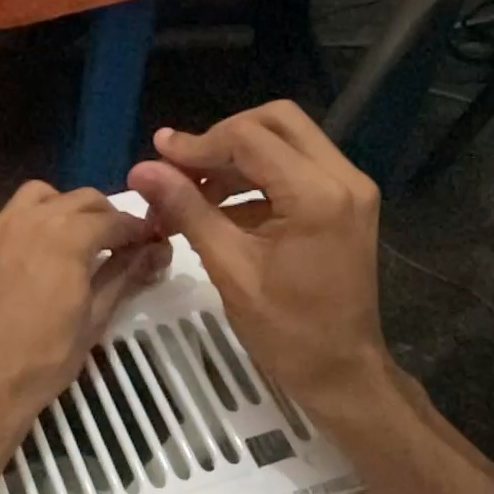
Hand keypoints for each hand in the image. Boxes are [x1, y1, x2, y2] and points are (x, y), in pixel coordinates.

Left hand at [0, 181, 169, 441]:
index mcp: (68, 236)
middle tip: (118, 246)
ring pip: (41, 196)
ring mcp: (0, 227)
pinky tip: (34, 249)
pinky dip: (27, 220)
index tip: (151, 242)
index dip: (138, 230)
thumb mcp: (96, 317)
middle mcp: (33, 219)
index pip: (115, 220)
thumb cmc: (47, 356)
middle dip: (106, 217)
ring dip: (65, 209)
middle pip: (81, 200)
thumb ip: (125, 274)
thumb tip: (156, 250)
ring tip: (75, 239)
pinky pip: (8, 214)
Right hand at [126, 100, 390, 413]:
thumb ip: (188, 211)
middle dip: (223, 139)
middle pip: (276, 122)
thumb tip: (143, 171)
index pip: (250, 138)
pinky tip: (222, 208)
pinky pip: (298, 170)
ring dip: (239, 157)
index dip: (198, 144)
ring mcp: (350, 189)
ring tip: (193, 191)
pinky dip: (258, 178)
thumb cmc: (285, 332)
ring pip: (288, 141)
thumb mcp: (230, 269)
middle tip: (181, 169)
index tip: (158, 157)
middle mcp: (343, 177)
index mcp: (316, 194)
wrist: (340, 371)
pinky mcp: (346, 204)